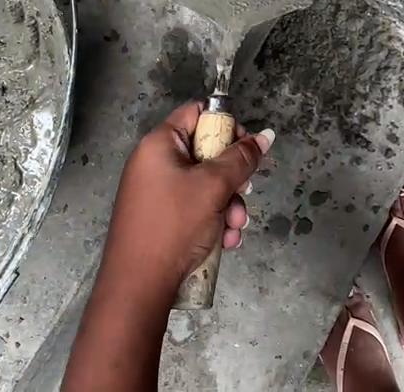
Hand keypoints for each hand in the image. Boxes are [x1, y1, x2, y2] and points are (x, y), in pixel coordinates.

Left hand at [99, 101, 274, 298]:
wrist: (138, 290)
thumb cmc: (173, 226)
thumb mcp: (213, 187)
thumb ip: (242, 158)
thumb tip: (266, 136)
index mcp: (159, 145)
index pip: (196, 113)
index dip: (225, 124)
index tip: (245, 146)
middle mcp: (155, 164)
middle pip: (206, 152)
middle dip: (232, 176)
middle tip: (244, 191)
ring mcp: (157, 194)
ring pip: (205, 184)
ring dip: (228, 204)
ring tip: (235, 227)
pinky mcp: (161, 220)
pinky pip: (195, 208)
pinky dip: (213, 221)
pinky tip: (226, 242)